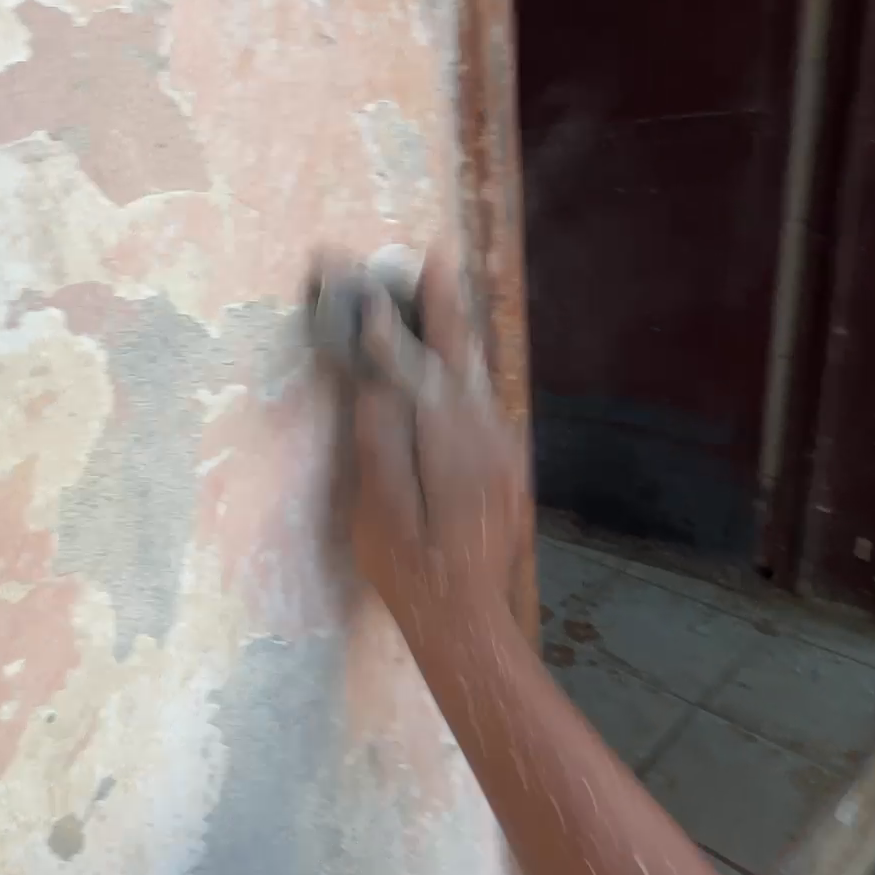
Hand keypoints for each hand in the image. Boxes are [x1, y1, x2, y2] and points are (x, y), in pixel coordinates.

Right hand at [339, 241, 526, 635]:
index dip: (389, 330)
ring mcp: (504, 449)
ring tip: (439, 289)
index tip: (368, 290)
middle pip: (464, 358)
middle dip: (445, 305)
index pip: (416, 369)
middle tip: (436, 255)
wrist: (468, 618)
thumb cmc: (408, 570)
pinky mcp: (506, 462)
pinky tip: (450, 354)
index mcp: (451, 447)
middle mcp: (488, 437)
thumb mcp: (377, 512)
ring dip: (457, 330)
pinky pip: (484, 398)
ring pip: (479, 375)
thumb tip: (375, 385)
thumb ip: (380, 443)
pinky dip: (463, 366)